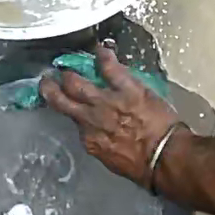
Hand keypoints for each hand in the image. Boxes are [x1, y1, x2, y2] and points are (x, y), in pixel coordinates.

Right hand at [40, 45, 183, 185]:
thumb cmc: (142, 165)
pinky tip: (99, 48)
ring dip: (69, 73)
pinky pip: (109, 68)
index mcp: (88, 137)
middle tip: (49, 79)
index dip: (64, 108)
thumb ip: (98, 140)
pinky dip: (104, 56)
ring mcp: (106, 100)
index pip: (69, 119)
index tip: (59, 101)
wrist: (165, 158)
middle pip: (61, 97)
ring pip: (76, 81)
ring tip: (65, 66)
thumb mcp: (110, 158)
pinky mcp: (126, 88)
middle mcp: (89, 117)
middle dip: (52, 87)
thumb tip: (93, 130)